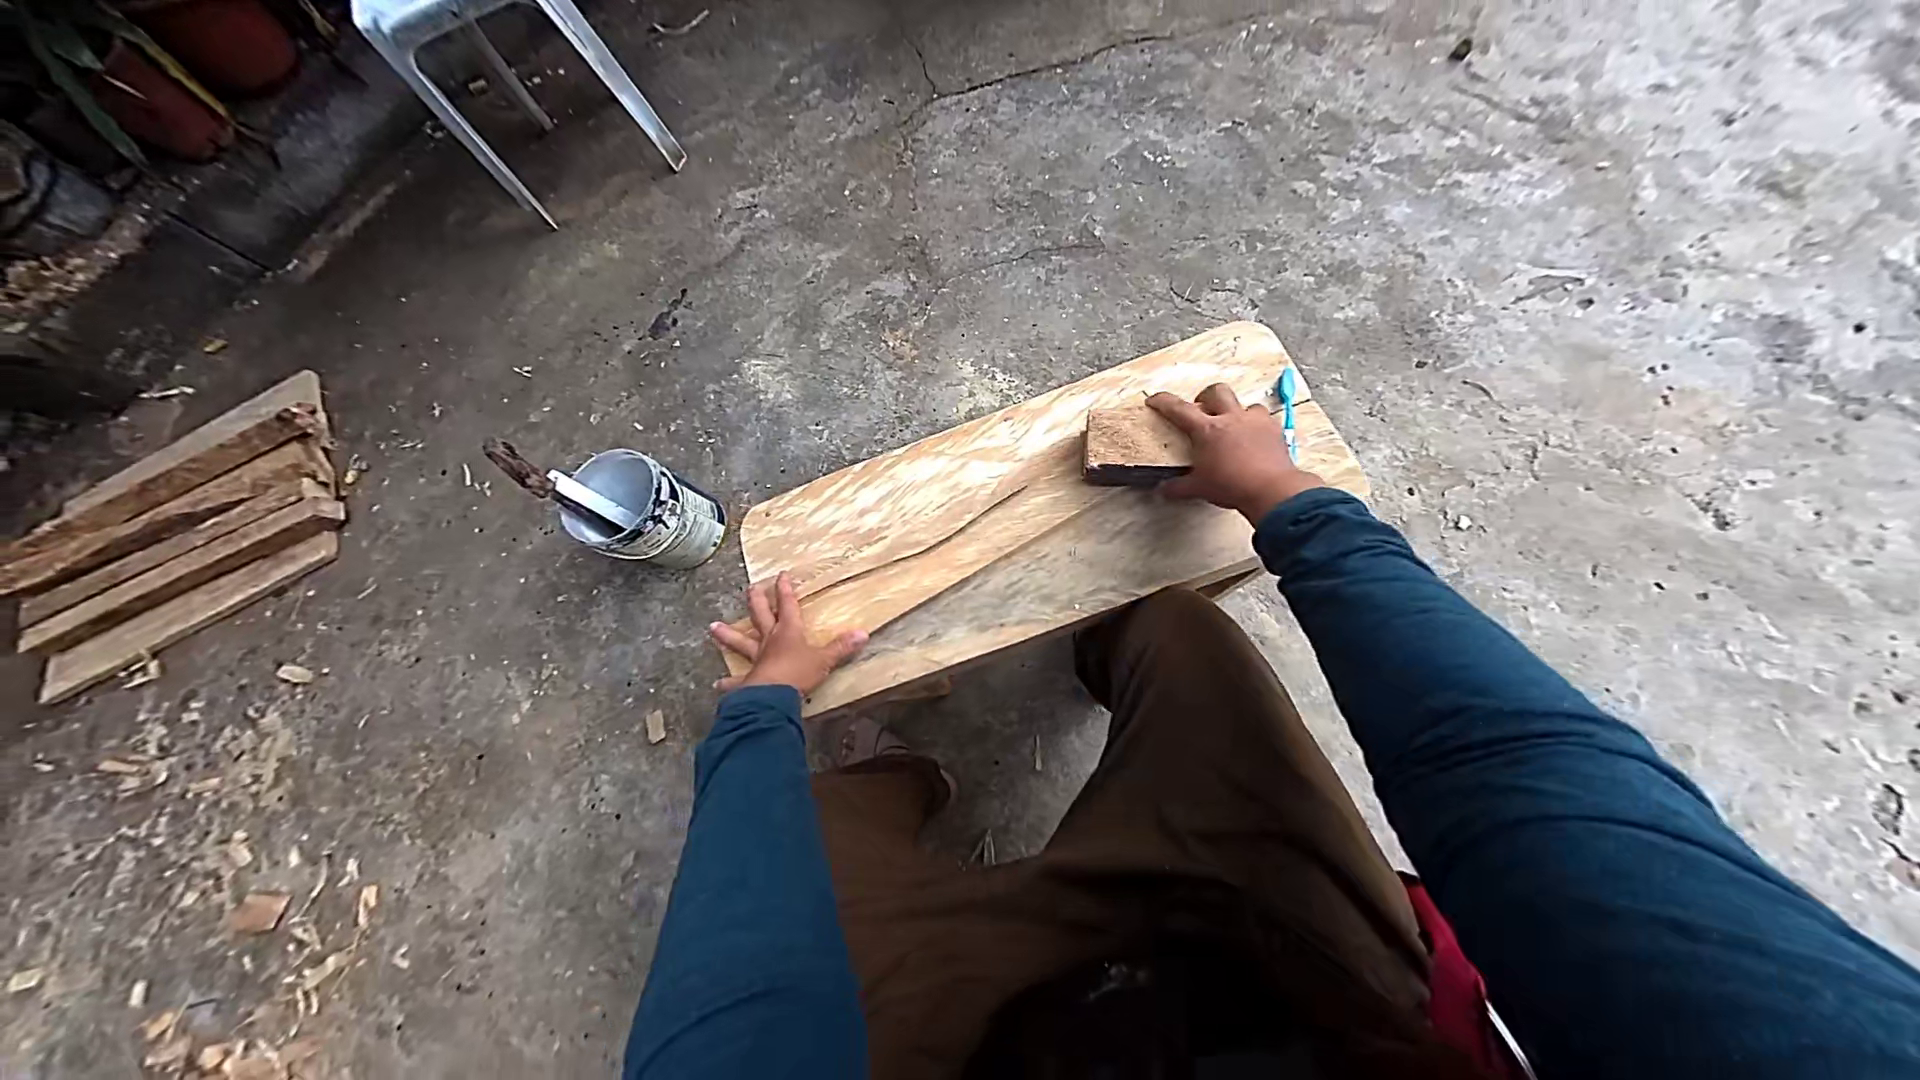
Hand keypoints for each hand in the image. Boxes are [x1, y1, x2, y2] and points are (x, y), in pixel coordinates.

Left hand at [709, 572, 868, 695]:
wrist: (772, 697)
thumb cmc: (798, 673)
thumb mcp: (824, 660)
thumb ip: (841, 647)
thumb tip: (863, 633)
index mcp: (789, 632)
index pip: (788, 605)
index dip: (785, 589)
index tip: (781, 574)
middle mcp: (770, 641)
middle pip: (761, 615)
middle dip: (757, 600)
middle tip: (751, 588)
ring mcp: (756, 659)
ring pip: (741, 642)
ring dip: (728, 635)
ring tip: (713, 627)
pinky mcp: (747, 681)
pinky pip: (736, 681)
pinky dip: (728, 683)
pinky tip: (718, 684)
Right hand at [1146, 383, 1323, 523]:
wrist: (1271, 490)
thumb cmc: (1232, 486)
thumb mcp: (1199, 488)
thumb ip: (1178, 487)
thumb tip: (1164, 489)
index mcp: (1207, 430)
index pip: (1179, 409)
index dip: (1163, 402)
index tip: (1155, 399)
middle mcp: (1231, 419)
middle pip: (1216, 391)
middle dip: (1206, 396)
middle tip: (1202, 409)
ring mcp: (1255, 422)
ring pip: (1244, 404)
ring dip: (1237, 412)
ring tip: (1234, 426)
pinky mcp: (1274, 430)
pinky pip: (1265, 419)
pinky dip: (1257, 427)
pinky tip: (1255, 439)